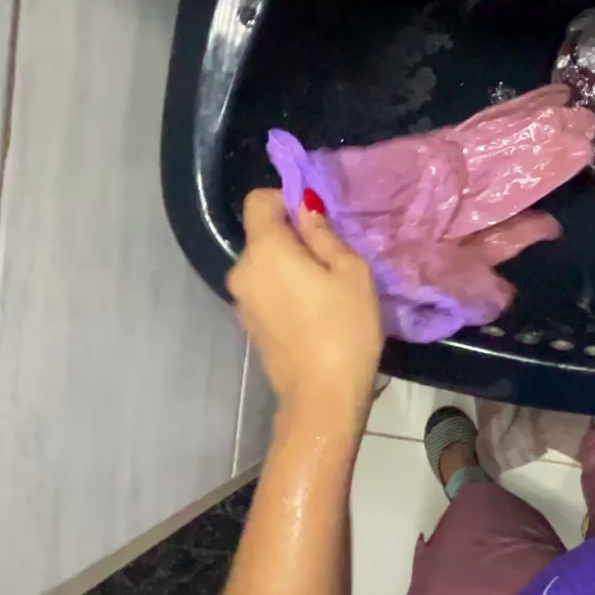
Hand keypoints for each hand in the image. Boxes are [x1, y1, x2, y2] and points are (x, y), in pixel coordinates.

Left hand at [228, 188, 382, 422]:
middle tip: (335, 261)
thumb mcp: (352, 272)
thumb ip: (324, 234)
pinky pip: (267, 291)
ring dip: (291, 267)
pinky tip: (315, 315)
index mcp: (266, 249)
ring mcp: (242, 301)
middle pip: (263, 235)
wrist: (323, 395)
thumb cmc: (345, 327)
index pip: (259, 200)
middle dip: (294, 238)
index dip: (287, 198)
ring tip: (328, 292)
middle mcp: (243, 269)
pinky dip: (286, 291)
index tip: (319, 218)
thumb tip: (306, 208)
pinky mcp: (250, 325)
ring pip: (266, 266)